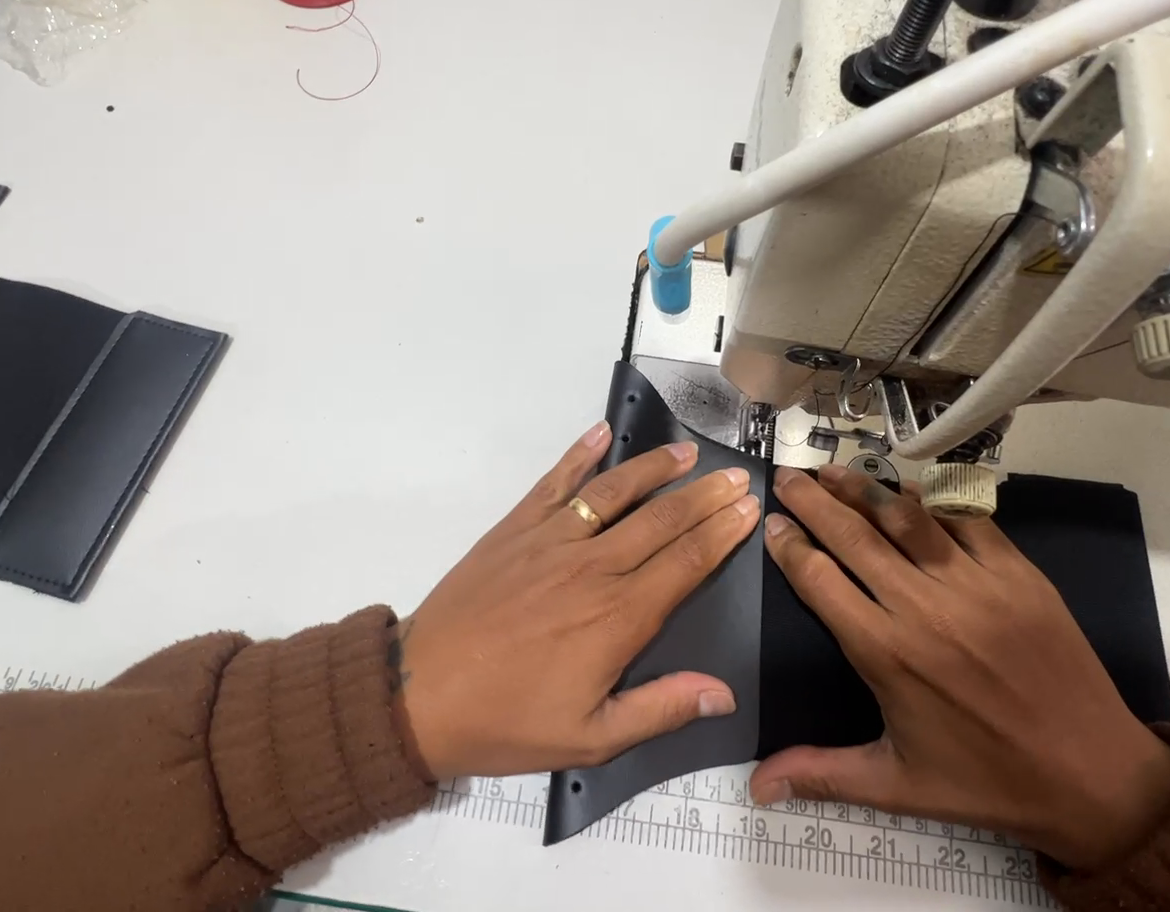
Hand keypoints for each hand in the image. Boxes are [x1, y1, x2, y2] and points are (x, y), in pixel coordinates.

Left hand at [398, 421, 759, 779]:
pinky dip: (578, 454)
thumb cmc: (509, 720)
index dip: (723, 533)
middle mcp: (594, 567)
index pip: (686, 562)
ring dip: (655, 468)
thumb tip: (724, 694)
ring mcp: (552, 540)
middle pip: (662, 521)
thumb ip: (660, 709)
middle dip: (705, 496)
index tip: (748, 508)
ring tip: (687, 452)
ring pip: (615, 492)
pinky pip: (554, 482)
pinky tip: (600, 433)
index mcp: (619, 617)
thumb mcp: (590, 737)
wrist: (421, 695)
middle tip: (737, 476)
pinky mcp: (515, 528)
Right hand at [753, 466, 1169, 869]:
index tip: (771, 523)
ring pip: (906, 517)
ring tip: (833, 470)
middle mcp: (923, 607)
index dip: (789, 545)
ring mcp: (974, 584)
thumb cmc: (986, 782)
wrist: (1097, 779)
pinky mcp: (1018, 573)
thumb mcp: (897, 786)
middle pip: (853, 536)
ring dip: (864, 488)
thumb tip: (755, 788)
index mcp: (886, 653)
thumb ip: (821, 775)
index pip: (819, 579)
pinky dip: (932, 497)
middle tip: (787, 476)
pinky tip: (908, 486)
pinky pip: (966, 518)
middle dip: (813, 501)